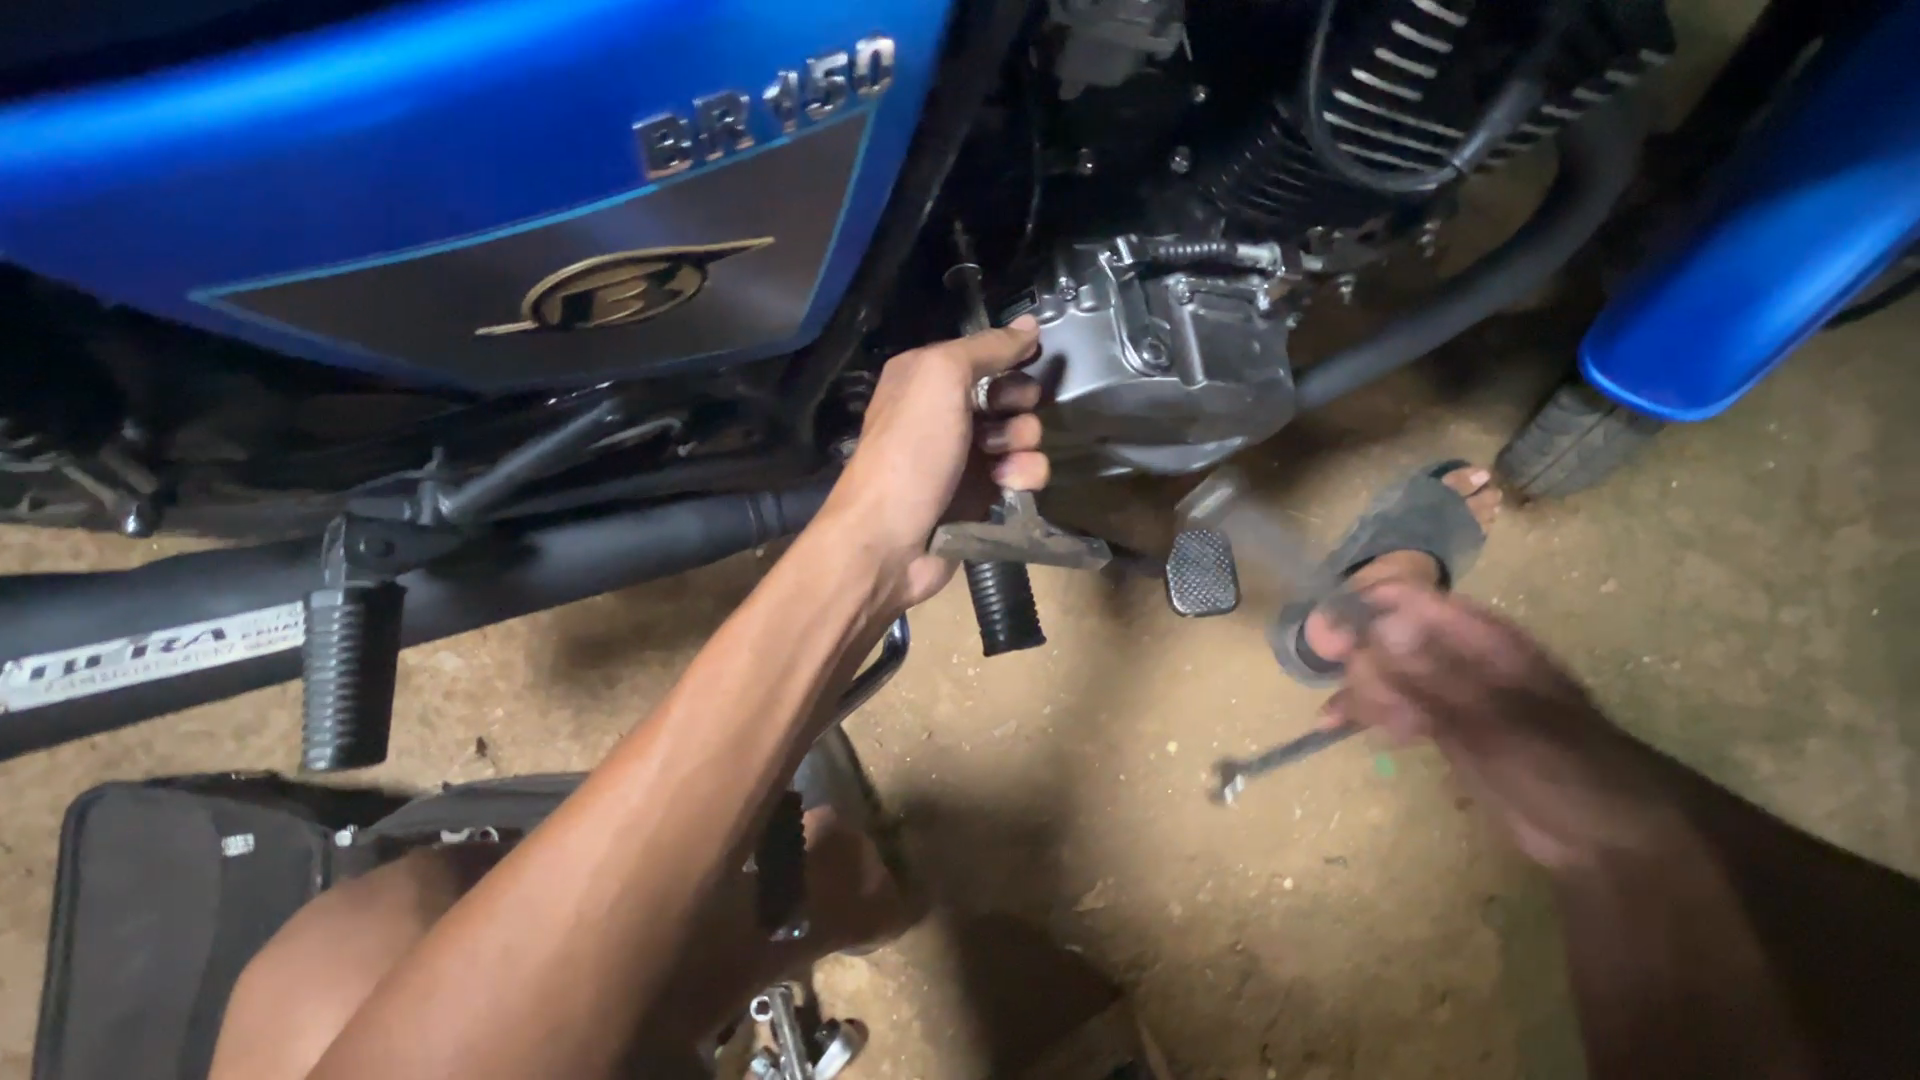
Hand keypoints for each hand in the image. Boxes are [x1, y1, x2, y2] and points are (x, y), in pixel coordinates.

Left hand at [819, 316, 1048, 613]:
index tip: (1031, 360)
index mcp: (926, 377)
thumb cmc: (911, 450)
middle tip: (1010, 415)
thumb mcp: (942, 378)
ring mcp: (965, 456)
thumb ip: (987, 348)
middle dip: (1020, 403)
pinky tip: (1011, 485)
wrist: (889, 539)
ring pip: (1021, 435)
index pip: (983, 354)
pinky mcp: (983, 495)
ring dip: (1024, 442)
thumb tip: (1029, 325)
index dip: (1010, 357)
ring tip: (1004, 461)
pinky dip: (1024, 476)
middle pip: (1008, 393)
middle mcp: (944, 412)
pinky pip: (1023, 474)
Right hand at [1319, 583, 1687, 870]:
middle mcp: (1460, 655)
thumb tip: (1378, 626)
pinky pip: (1393, 704)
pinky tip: (1339, 726)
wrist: (1609, 836)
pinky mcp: (1445, 724)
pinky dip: (1365, 711)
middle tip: (1357, 704)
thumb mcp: (1496, 720)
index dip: (1363, 611)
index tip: (1327, 643)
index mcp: (1481, 639)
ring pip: (1384, 671)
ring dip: (1358, 689)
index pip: (1409, 601)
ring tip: (1343, 722)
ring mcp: (1451, 690)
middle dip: (1361, 663)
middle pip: (1387, 636)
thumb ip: (1434, 674)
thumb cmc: (1563, 768)